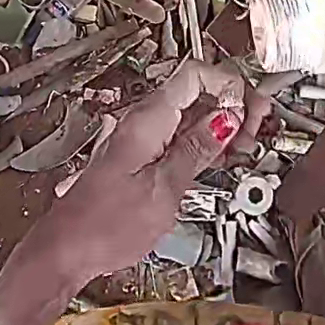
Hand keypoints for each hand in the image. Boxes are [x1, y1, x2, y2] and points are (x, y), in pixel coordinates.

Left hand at [17, 59, 269, 292]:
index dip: (229, 86)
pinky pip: (178, 135)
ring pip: (189, 114)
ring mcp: (141, 137)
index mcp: (146, 120)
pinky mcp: (141, 156)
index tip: (252, 111)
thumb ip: (197, 150)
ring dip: (220, 124)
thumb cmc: (105, 225)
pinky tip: (220, 156)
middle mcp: (142, 121)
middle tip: (257, 131)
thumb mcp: (163, 189)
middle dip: (231, 105)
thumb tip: (229, 117)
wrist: (67, 249)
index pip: (194, 75)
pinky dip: (202, 141)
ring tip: (244, 146)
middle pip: (194, 92)